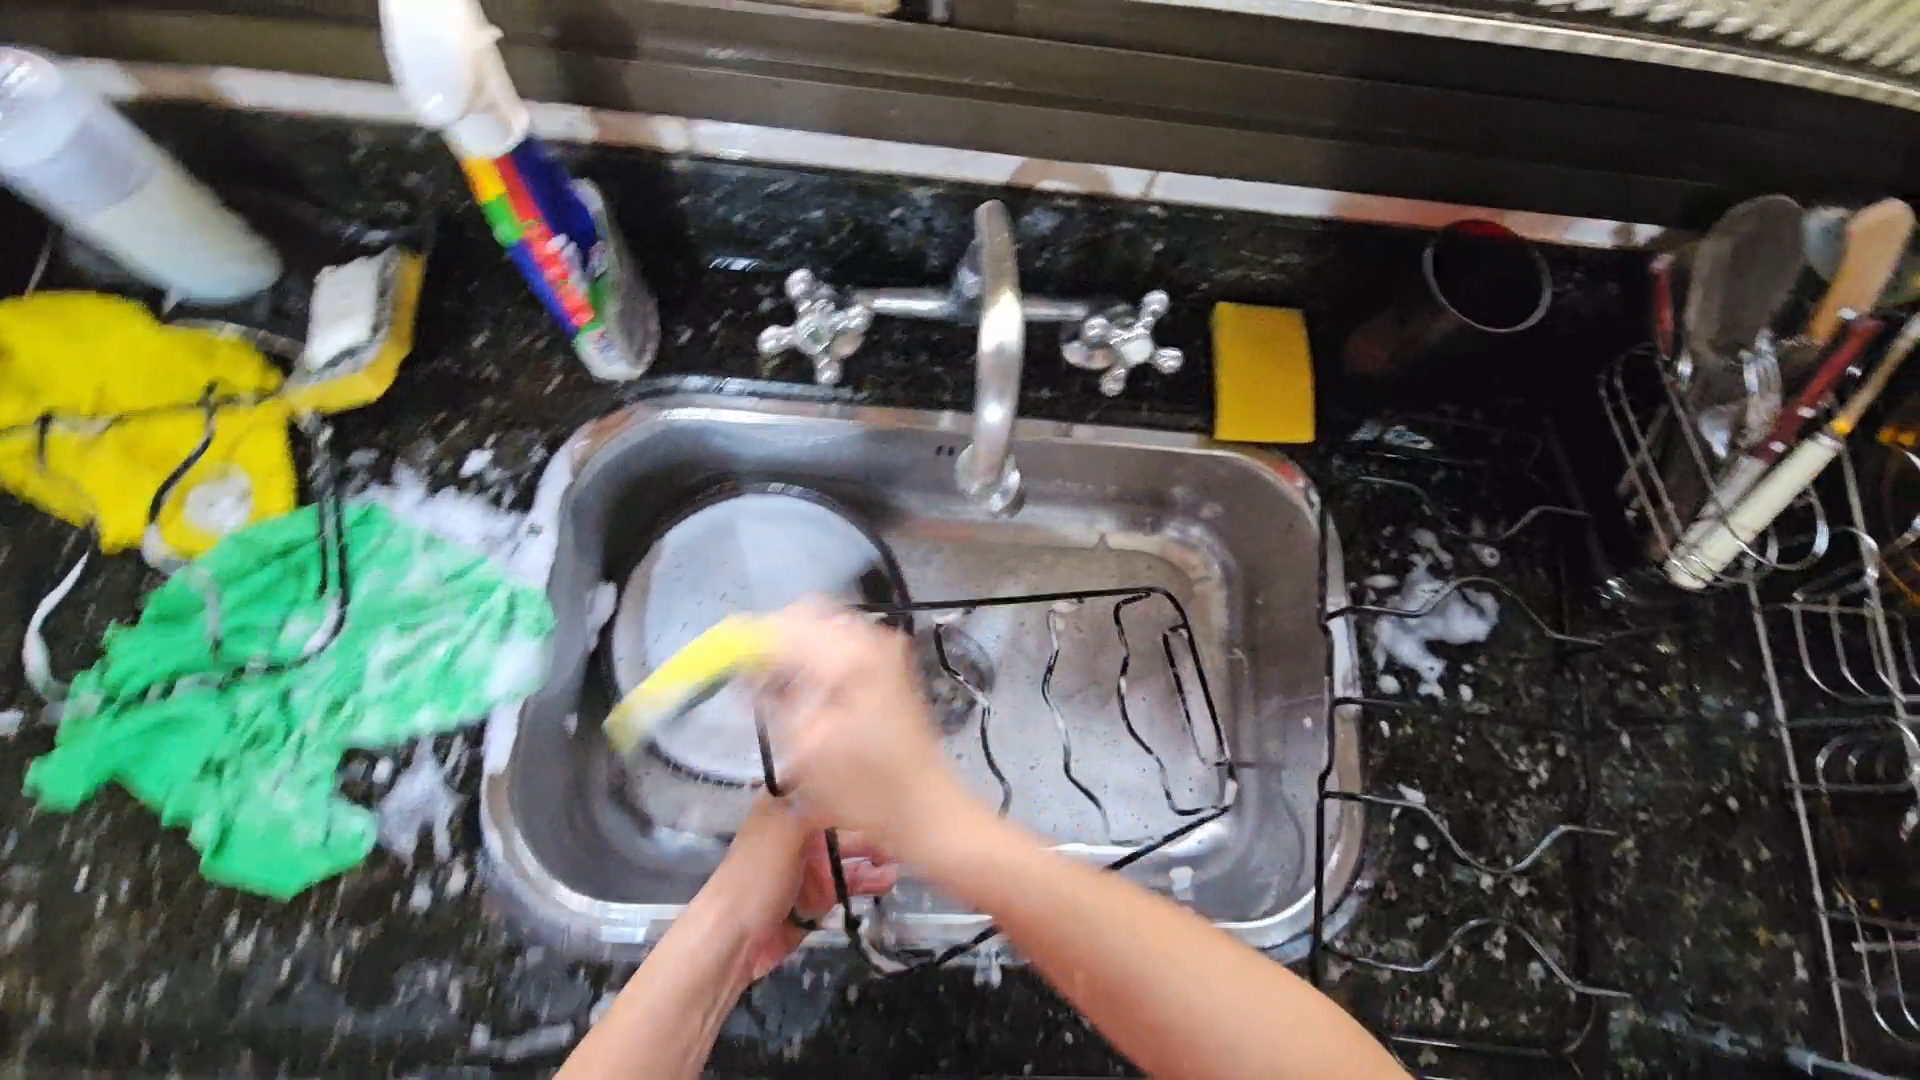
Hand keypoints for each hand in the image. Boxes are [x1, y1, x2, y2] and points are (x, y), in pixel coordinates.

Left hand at [698, 795, 897, 981]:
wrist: (734, 941)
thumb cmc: (756, 875)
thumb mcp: (786, 828)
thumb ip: (820, 803)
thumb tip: (853, 776)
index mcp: (788, 806)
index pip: (829, 784)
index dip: (858, 783)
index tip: (890, 784)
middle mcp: (802, 830)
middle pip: (847, 819)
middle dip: (874, 822)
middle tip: (902, 829)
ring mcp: (812, 864)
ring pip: (853, 851)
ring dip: (877, 852)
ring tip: (901, 859)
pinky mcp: (820, 896)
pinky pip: (851, 882)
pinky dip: (870, 880)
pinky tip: (888, 881)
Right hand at [760, 600, 969, 856]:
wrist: (925, 808)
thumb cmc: (863, 790)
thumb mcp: (803, 748)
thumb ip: (770, 696)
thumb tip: (742, 666)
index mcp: (847, 657)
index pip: (781, 625)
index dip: (745, 641)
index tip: (721, 664)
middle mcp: (870, 639)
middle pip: (804, 614)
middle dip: (772, 640)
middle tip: (752, 677)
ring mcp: (885, 649)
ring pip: (822, 624)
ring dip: (794, 647)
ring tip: (778, 688)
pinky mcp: (889, 663)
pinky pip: (841, 641)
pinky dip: (817, 655)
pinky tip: (808, 690)